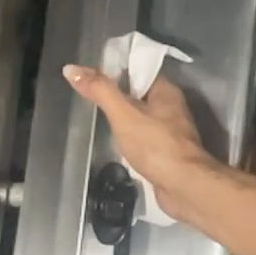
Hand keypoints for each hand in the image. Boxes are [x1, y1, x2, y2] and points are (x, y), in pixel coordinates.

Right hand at [62, 66, 216, 221]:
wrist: (183, 187)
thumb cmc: (155, 145)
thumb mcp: (123, 114)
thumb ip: (100, 91)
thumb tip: (71, 68)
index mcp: (166, 90)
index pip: (139, 69)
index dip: (116, 67)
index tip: (91, 72)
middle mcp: (171, 107)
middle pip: (139, 92)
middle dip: (117, 93)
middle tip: (89, 93)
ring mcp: (171, 131)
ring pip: (142, 116)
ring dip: (124, 117)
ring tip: (97, 115)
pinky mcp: (167, 152)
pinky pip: (145, 136)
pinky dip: (131, 137)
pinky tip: (115, 141)